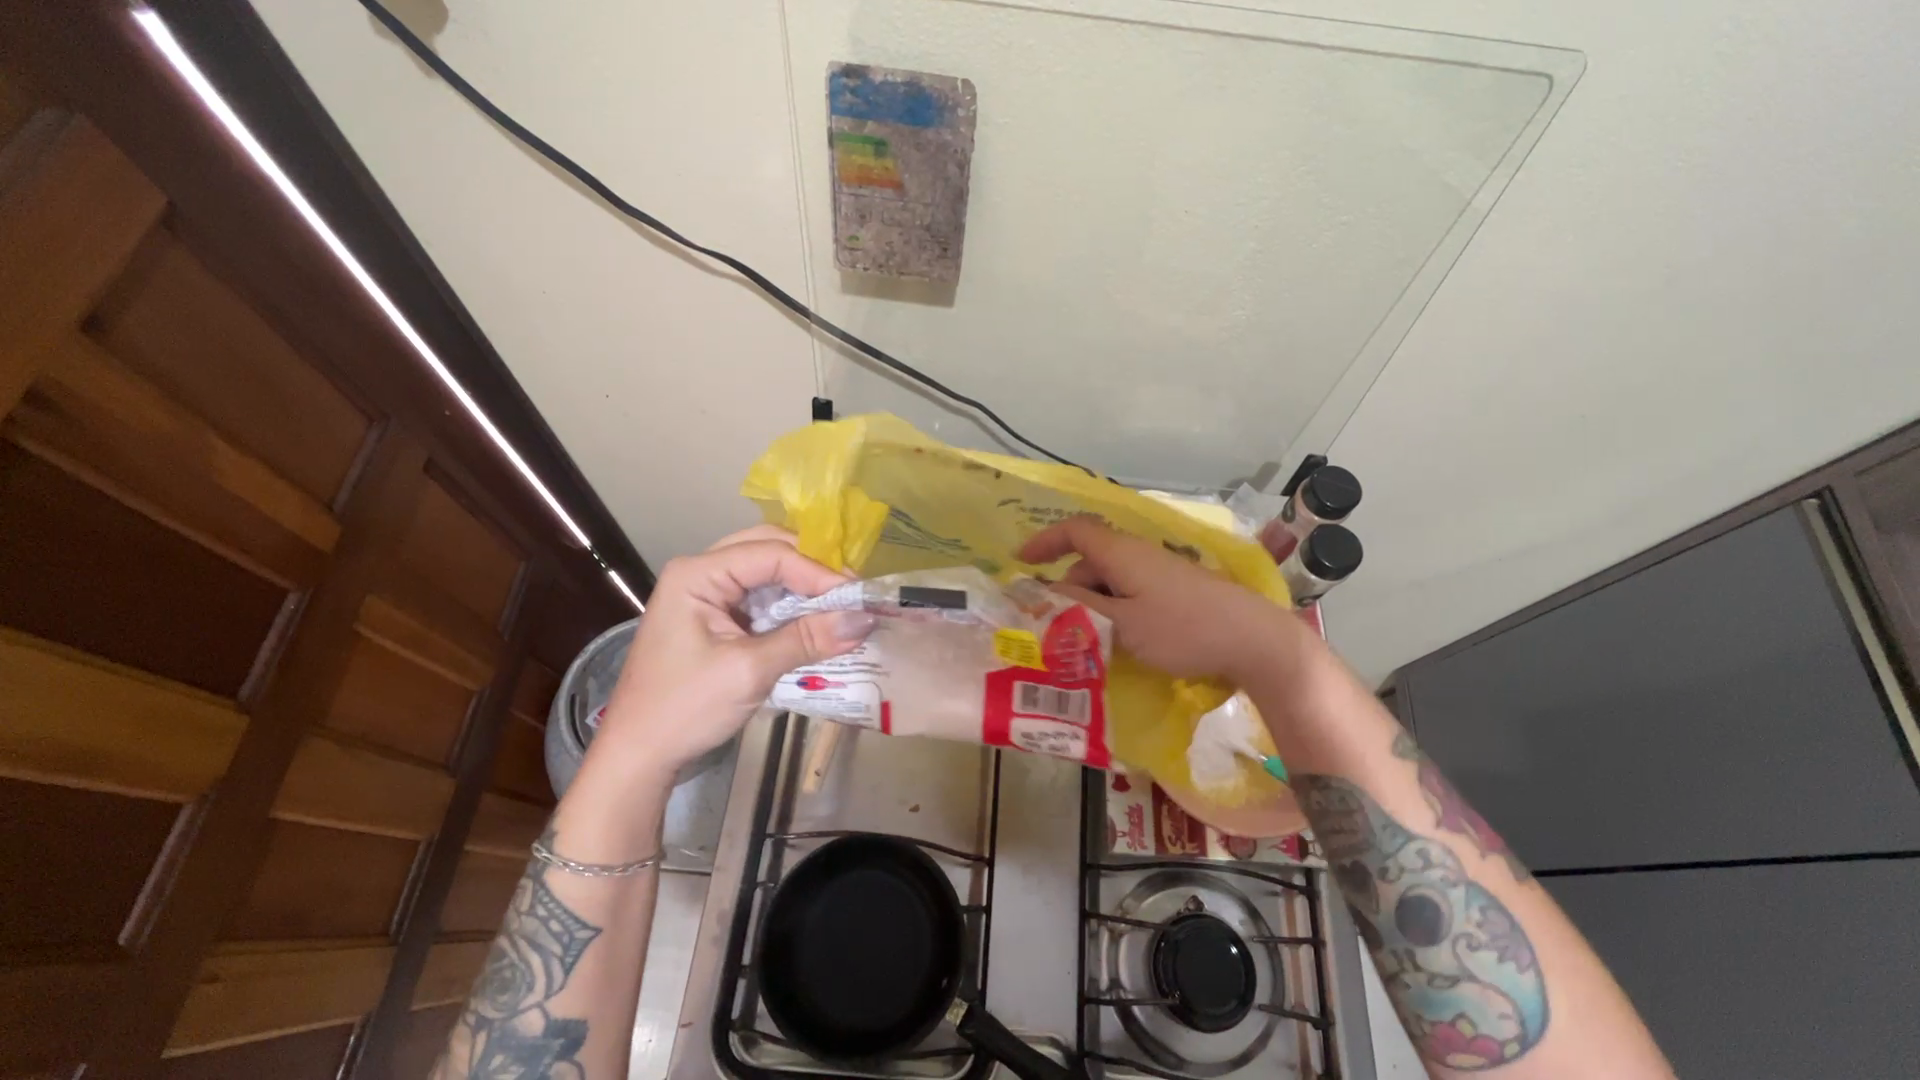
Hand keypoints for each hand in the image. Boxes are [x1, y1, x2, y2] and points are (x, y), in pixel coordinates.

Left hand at [591, 527, 874, 782]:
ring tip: (841, 605)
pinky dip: (789, 605)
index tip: (858, 597)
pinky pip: (760, 597)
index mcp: (697, 574)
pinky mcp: (714, 618)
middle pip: (767, 549)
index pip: (770, 554)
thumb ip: (806, 639)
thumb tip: (864, 618)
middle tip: (852, 593)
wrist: (639, 754)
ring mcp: (705, 594)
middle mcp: (700, 573)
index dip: (818, 572)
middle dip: (812, 568)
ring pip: (766, 571)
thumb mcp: (749, 671)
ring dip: (802, 586)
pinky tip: (815, 620)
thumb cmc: (685, 708)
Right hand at [1018, 516, 1308, 687]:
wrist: (1254, 641)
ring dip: (1092, 606)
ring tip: (1085, 644)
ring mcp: (1162, 573)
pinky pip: (1132, 594)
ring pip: (1112, 582)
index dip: (1045, 541)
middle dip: (1068, 590)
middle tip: (1055, 628)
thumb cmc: (1183, 630)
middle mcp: (1140, 555)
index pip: (1075, 530)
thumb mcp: (1122, 624)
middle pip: (1091, 562)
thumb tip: (1047, 595)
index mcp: (1122, 553)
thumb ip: (1081, 609)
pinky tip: (1117, 642)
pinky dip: (1114, 612)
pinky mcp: (1177, 592)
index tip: (1019, 562)